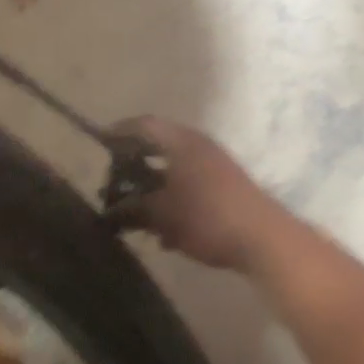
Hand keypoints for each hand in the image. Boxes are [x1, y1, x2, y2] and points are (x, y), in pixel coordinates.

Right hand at [106, 117, 291, 271]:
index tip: (99, 143)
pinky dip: (174, 204)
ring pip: (175, 173)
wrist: (263, 238)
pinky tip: (166, 235)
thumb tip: (112, 209)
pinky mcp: (226, 190)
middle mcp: (200, 147)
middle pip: (159, 149)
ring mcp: (216, 168)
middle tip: (114, 185)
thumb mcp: (163, 214)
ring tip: (135, 217)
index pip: (144, 126)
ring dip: (154, 192)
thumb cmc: (207, 217)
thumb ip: (133, 208)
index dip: (119, 133)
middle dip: (134, 168)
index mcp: (182, 142)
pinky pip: (191, 190)